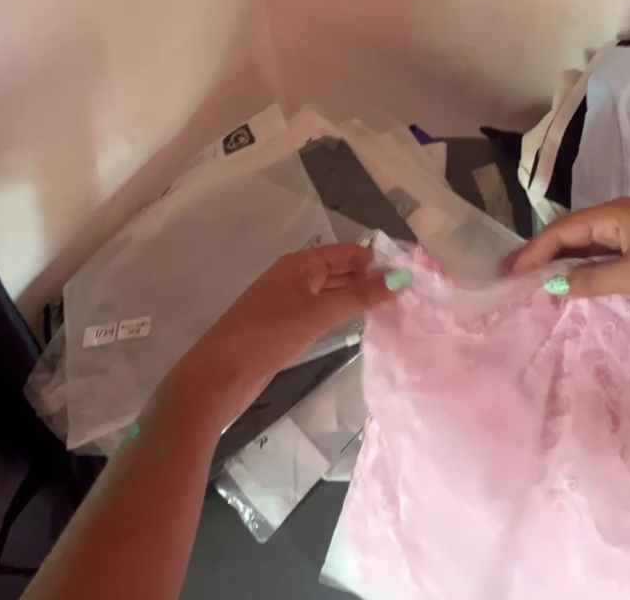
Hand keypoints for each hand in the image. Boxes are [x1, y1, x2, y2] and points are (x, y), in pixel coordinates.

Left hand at [165, 244, 395, 423]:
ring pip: (334, 294)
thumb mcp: (316, 314)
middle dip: (372, 280)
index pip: (348, 252)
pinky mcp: (287, 328)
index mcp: (299, 264)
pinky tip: (364, 327)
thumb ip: (358, 297)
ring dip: (360, 299)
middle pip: (341, 271)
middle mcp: (296, 278)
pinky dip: (344, 316)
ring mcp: (290, 304)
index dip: (378, 260)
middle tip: (411, 295)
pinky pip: (324, 313)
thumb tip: (399, 279)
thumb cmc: (266, 336)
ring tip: (397, 310)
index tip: (412, 274)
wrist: (218, 377)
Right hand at [505, 197, 629, 319]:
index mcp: (618, 212)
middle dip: (546, 253)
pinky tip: (579, 284)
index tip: (510, 270)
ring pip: (593, 246)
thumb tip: (553, 285)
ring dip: (567, 263)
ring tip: (538, 281)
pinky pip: (611, 257)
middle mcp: (626, 217)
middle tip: (516, 274)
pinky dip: (591, 269)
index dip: (535, 249)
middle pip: (576, 233)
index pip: (564, 229)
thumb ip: (591, 279)